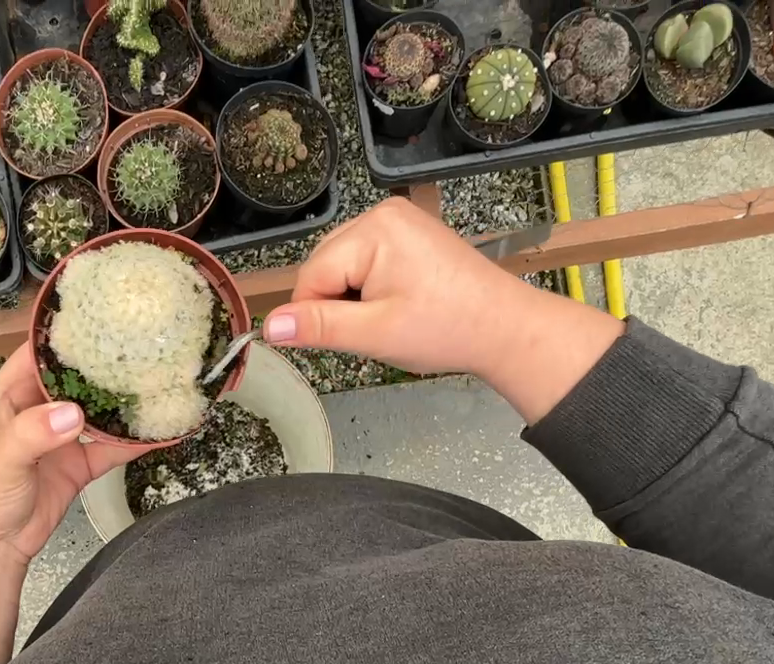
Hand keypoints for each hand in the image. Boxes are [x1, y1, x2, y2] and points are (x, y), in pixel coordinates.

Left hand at [0, 348, 144, 663]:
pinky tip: (160, 431)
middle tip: (145, 347)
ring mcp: (59, 439)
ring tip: (160, 382)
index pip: (40, 352)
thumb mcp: (2, 459)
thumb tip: (74, 413)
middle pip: (76, 378)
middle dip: (106, 365)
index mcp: (10, 395)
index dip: (69, 334)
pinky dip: (132, 442)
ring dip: (123, 403)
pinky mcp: (76, 467)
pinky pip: (109, 449)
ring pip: (97, 412)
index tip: (105, 316)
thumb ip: (34, 433)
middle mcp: (37, 410)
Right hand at [261, 197, 523, 376]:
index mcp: (373, 229)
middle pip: (322, 268)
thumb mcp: (374, 333)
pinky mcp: (405, 235)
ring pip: (339, 268)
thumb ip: (318, 327)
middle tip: (372, 330)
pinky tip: (392, 306)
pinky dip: (365, 291)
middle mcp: (381, 214)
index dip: (314, 316)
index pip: (310, 276)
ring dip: (349, 300)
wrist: (504, 328)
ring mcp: (396, 221)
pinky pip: (361, 264)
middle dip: (334, 305)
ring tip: (386, 318)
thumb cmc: (446, 329)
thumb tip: (269, 327)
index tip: (343, 339)